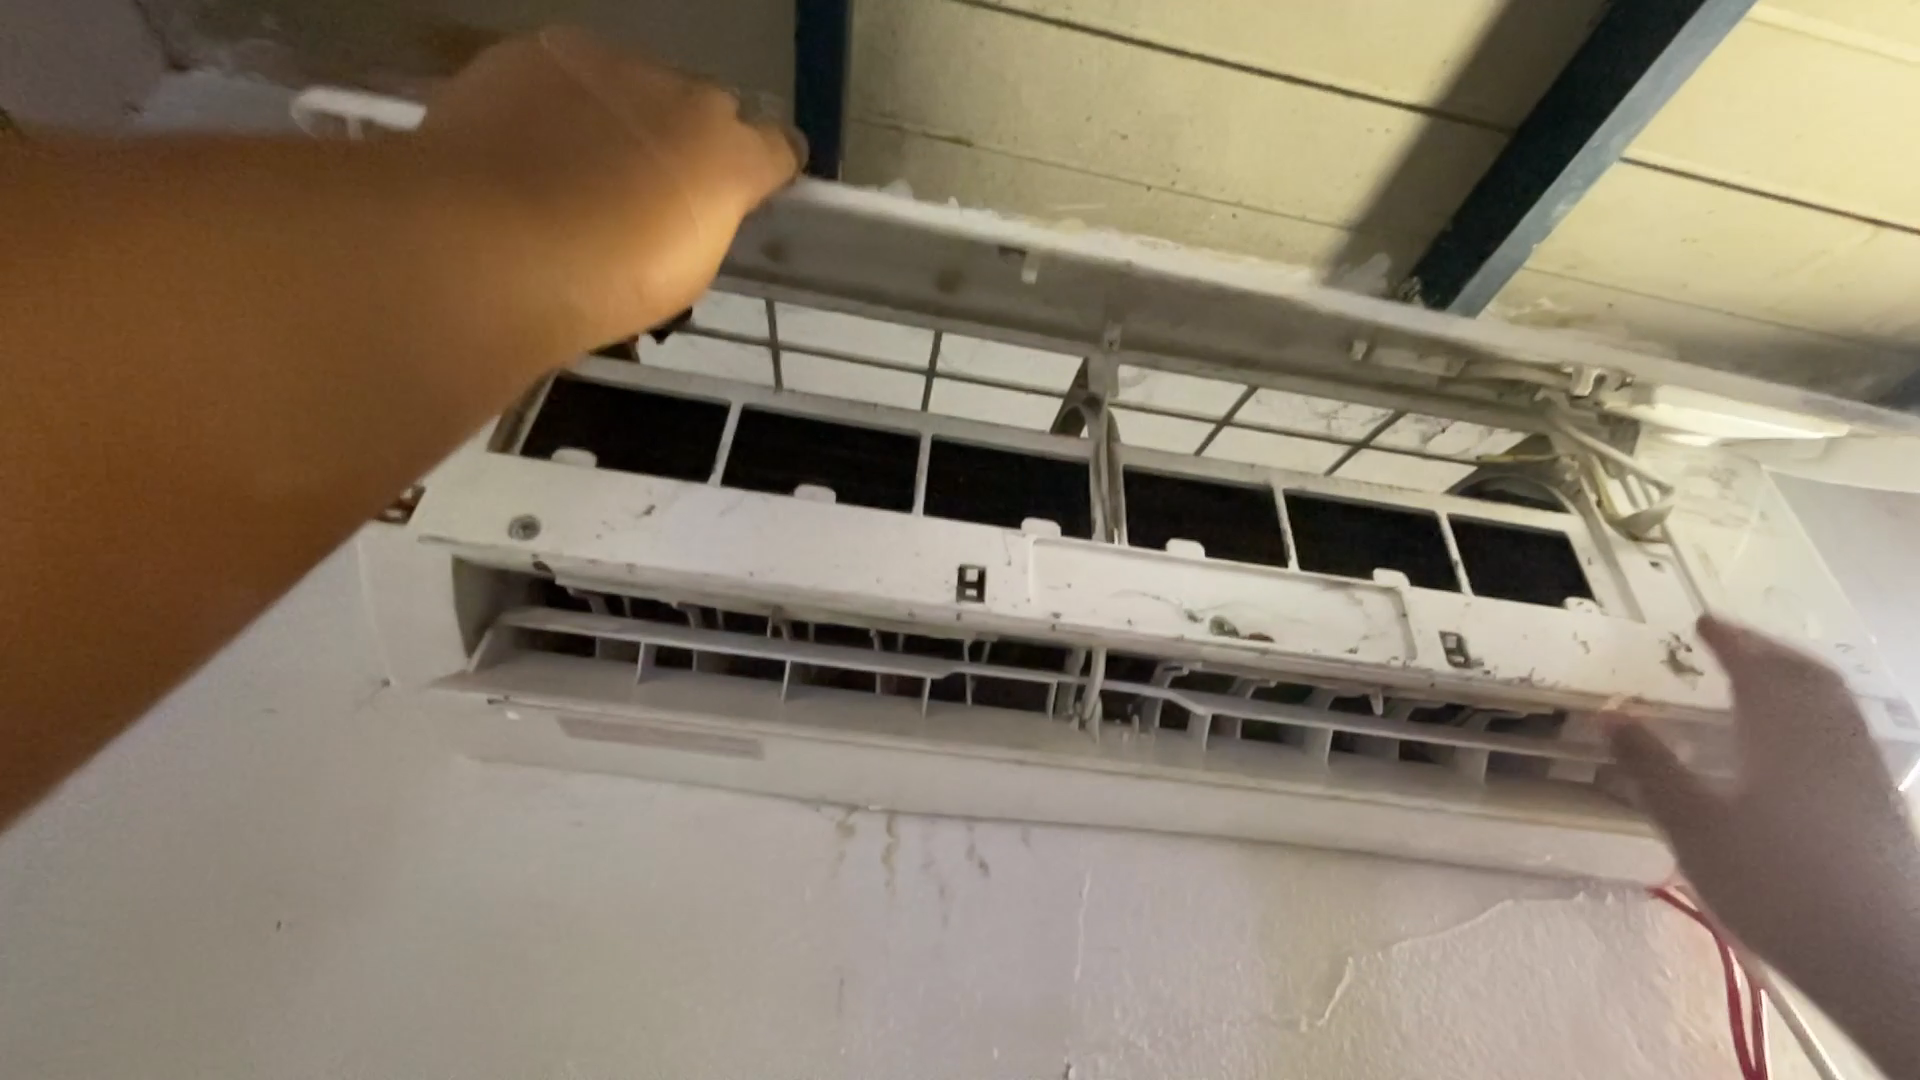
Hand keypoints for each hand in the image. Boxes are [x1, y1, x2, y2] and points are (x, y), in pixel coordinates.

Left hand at [420, 27, 802, 350]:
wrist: (496, 246)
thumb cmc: (611, 283)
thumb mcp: (687, 271)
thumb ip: (706, 220)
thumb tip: (694, 202)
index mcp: (729, 157)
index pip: (775, 146)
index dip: (766, 167)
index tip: (753, 189)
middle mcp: (683, 95)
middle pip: (707, 107)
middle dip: (694, 138)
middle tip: (661, 188)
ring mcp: (609, 66)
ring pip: (638, 85)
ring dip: (629, 117)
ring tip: (589, 167)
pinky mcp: (536, 54)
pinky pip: (568, 77)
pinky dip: (564, 105)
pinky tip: (536, 147)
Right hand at [1608, 616, 1919, 980]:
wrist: (1884, 962)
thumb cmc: (1773, 884)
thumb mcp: (1690, 825)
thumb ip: (1650, 766)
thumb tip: (1610, 713)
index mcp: (1784, 741)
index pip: (1760, 673)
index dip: (1732, 643)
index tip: (1702, 622)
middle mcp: (1832, 749)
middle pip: (1811, 683)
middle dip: (1770, 653)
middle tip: (1732, 641)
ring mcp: (1863, 781)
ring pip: (1836, 710)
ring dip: (1797, 681)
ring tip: (1761, 677)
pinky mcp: (1878, 811)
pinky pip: (1845, 738)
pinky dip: (1814, 716)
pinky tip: (1792, 741)